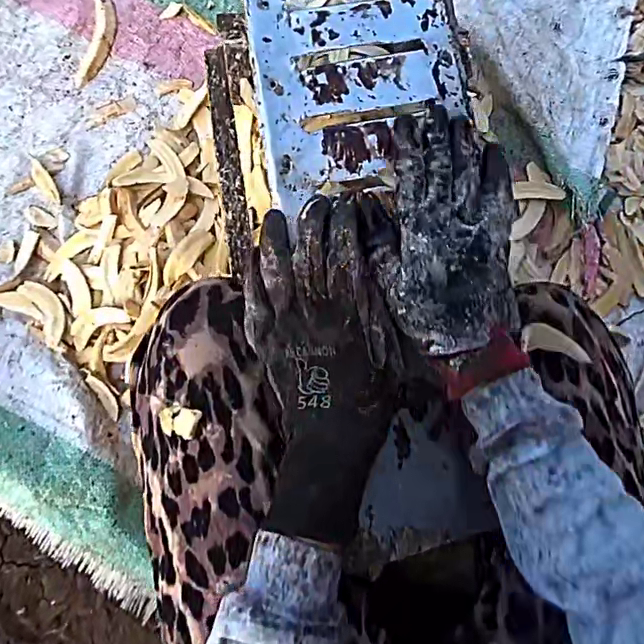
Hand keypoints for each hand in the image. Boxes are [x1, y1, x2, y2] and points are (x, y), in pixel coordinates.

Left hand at [244, 195, 397, 546]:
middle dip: (312, 222)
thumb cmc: (369, 398)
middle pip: (309, 253)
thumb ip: (385, 311)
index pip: (345, 253)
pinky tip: (249, 255)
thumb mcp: (394, 354)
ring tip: (272, 216)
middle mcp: (313, 308)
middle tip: (315, 203)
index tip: (347, 206)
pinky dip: (250, 274)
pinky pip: (252, 298)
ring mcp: (283, 321)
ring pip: (275, 269)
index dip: (345, 225)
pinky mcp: (262, 337)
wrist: (329, 439)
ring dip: (273, 239)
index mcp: (349, 310)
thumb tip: (383, 270)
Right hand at [366, 104, 516, 358]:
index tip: (404, 124)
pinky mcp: (496, 234)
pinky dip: (496, 171)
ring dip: (465, 146)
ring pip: (470, 175)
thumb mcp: (388, 279)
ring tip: (459, 120)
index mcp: (418, 228)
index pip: (413, 177)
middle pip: (444, 168)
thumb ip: (376, 240)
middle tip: (434, 110)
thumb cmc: (422, 310)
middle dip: (437, 136)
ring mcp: (476, 225)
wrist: (471, 339)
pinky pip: (498, 195)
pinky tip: (492, 151)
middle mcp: (449, 219)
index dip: (409, 148)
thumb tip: (363, 204)